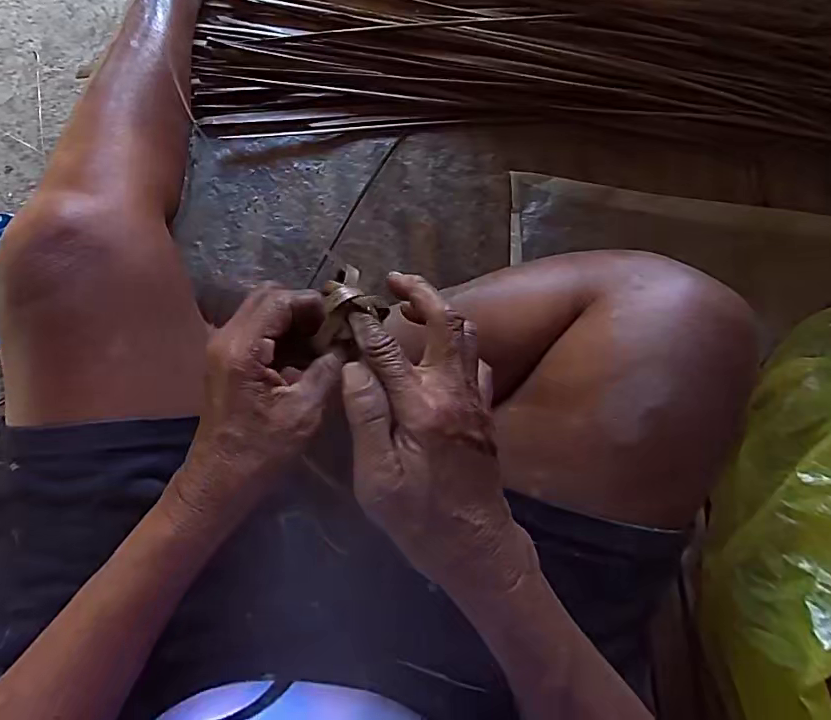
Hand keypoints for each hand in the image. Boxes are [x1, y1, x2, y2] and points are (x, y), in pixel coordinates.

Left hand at [172, 287, 341, 520]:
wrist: (219, 479)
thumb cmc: (261, 450)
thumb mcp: (303, 411)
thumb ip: (327, 369)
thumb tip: (346, 342)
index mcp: (242, 347)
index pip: (278, 300)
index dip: (312, 303)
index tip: (340, 316)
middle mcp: (226, 336)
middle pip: (267, 298)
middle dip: (301, 307)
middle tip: (331, 327)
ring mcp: (222, 345)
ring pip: (261, 310)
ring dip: (291, 319)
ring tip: (324, 340)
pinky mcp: (225, 357)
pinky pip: (256, 329)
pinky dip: (280, 333)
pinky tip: (305, 354)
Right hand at [341, 273, 537, 598]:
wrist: (477, 550)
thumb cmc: (417, 518)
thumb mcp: (376, 477)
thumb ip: (365, 416)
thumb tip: (353, 366)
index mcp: (422, 407)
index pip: (387, 348)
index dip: (364, 324)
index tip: (347, 309)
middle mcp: (453, 392)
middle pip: (445, 322)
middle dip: (419, 292)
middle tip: (392, 280)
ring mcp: (474, 398)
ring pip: (466, 334)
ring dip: (438, 310)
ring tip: (407, 305)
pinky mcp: (484, 409)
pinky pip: (475, 358)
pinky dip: (455, 340)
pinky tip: (435, 349)